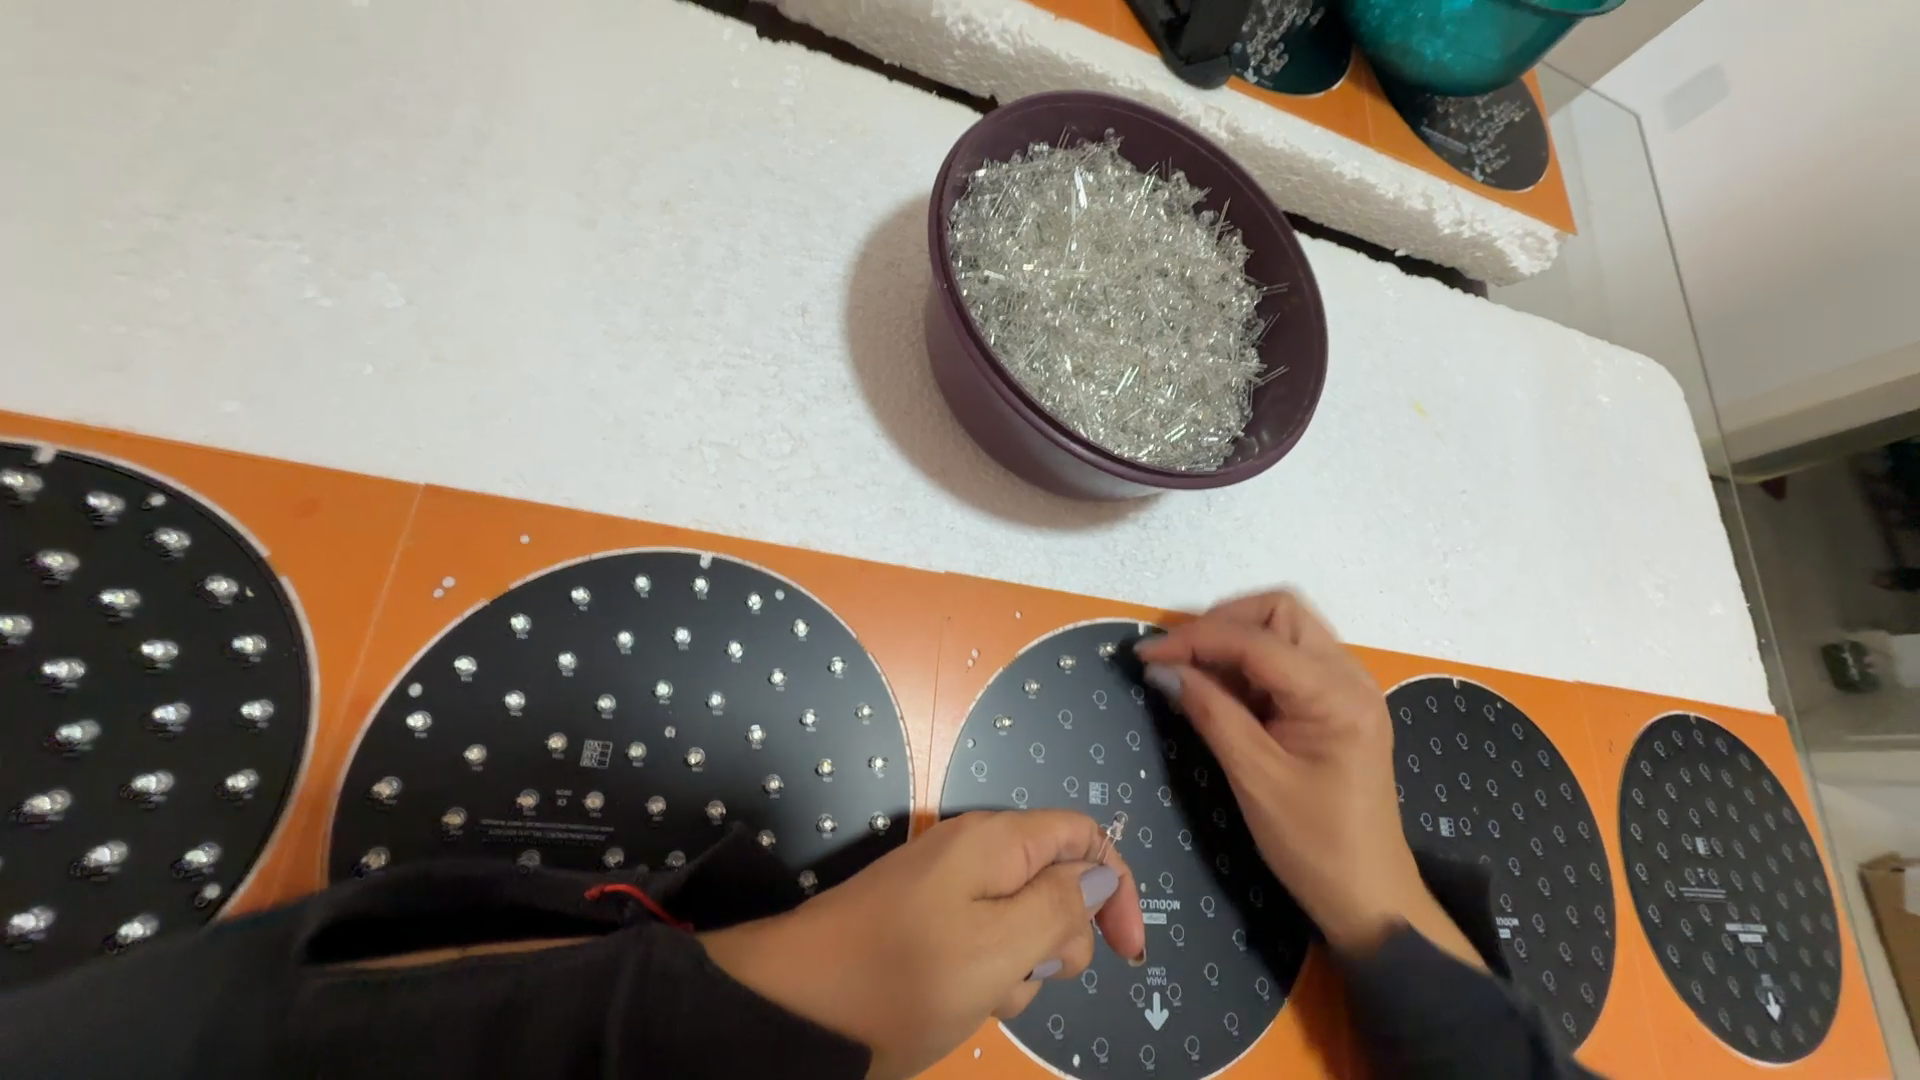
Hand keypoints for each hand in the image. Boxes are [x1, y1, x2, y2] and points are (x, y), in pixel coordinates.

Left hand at [700, 810, 1147, 1079]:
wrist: (796, 1004)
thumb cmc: (903, 976)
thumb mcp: (1000, 947)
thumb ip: (1061, 905)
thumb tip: (1099, 874)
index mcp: (996, 840)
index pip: (1082, 833)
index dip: (1116, 883)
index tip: (1127, 951)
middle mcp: (976, 851)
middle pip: (1056, 879)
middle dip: (1061, 935)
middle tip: (1030, 974)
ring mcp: (949, 886)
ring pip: (1022, 921)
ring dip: (1021, 964)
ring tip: (980, 992)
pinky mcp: (930, 920)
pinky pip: (984, 939)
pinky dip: (987, 972)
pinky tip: (958, 997)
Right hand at [1134, 591, 1479, 965]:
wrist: (1369, 896)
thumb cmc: (1312, 843)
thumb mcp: (1252, 776)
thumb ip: (1208, 710)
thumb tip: (1161, 668)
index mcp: (1336, 695)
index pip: (1254, 639)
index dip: (1194, 638)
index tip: (1146, 655)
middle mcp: (1349, 676)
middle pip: (1279, 611)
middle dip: (1221, 623)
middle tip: (1177, 658)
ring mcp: (1347, 687)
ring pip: (1284, 628)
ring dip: (1234, 640)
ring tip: (1193, 674)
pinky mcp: (1337, 702)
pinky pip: (1288, 658)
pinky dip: (1249, 663)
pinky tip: (1220, 690)